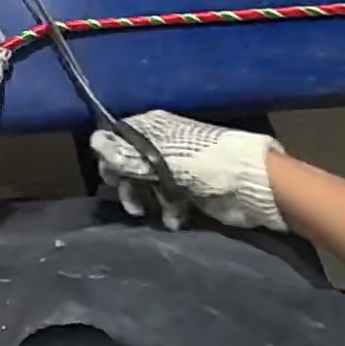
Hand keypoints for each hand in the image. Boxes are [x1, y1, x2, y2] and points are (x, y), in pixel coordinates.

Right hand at [89, 110, 286, 230]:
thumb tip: (92, 141)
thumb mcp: (158, 157)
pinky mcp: (189, 189)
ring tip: (152, 214)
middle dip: (128, 184)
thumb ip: (123, 153)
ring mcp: (176, 167)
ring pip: (145, 184)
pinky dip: (167, 209)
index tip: (110, 178)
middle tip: (132, 204)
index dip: (110, 158)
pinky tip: (174, 218)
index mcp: (152, 127)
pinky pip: (166, 198)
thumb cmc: (202, 163)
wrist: (252, 185)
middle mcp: (161, 144)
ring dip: (146, 200)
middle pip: (129, 163)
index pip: (117, 138)